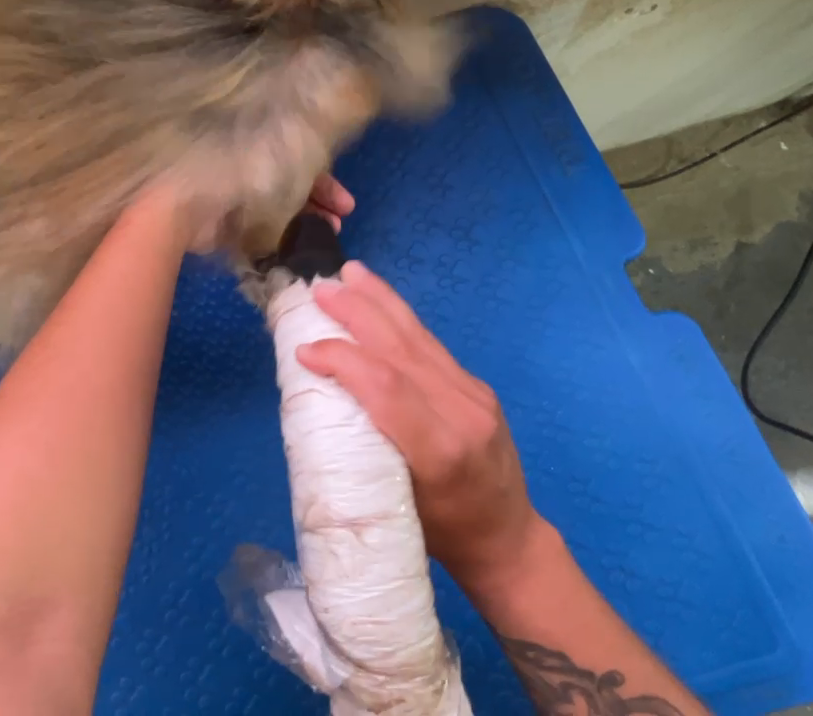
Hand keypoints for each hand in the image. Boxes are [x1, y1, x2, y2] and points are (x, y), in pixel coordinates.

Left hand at [134, 173, 354, 253]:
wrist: (178, 210)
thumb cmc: (222, 178)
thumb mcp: (263, 163)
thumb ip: (290, 164)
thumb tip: (317, 170)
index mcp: (256, 148)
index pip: (299, 160)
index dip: (325, 180)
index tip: (345, 202)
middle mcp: (250, 171)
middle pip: (293, 184)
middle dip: (321, 201)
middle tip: (340, 219)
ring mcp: (239, 200)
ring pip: (282, 207)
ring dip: (308, 219)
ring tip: (329, 234)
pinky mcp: (230, 226)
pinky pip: (265, 229)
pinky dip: (284, 237)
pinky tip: (300, 248)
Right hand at [297, 261, 547, 593]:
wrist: (508, 539)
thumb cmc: (441, 534)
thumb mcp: (393, 503)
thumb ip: (362, 446)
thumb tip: (318, 395)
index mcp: (440, 450)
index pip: (386, 387)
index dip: (343, 360)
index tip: (304, 352)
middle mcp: (462, 413)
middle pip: (403, 349)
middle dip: (357, 313)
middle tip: (319, 289)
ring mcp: (474, 395)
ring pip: (419, 337)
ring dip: (379, 301)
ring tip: (350, 273)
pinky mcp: (476, 387)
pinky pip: (430, 345)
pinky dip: (397, 319)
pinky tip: (378, 301)